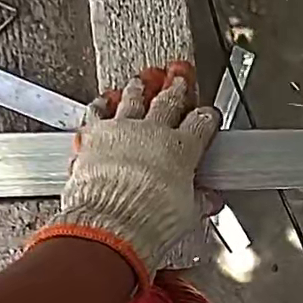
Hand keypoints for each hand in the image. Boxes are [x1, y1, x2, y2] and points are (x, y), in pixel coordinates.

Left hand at [34, 62, 220, 292]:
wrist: (112, 224)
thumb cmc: (149, 221)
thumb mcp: (186, 214)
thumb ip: (198, 201)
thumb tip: (209, 201)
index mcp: (182, 148)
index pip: (201, 124)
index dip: (207, 118)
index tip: (208, 116)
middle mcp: (152, 132)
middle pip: (169, 101)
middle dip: (177, 89)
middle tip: (180, 79)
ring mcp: (122, 130)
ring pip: (133, 98)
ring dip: (139, 88)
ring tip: (142, 80)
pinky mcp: (94, 136)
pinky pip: (97, 112)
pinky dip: (101, 105)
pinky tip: (103, 101)